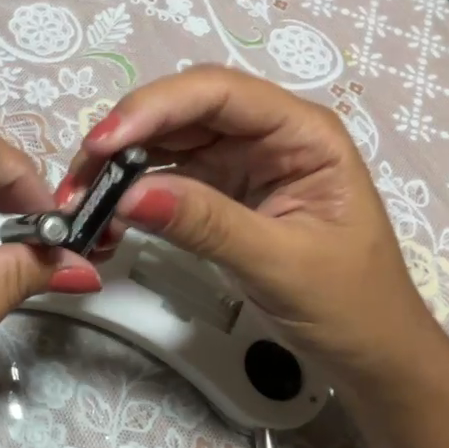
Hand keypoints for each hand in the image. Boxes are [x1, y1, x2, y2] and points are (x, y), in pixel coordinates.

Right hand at [67, 66, 442, 387]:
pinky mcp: (216, 190)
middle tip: (79, 180)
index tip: (103, 142)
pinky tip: (104, 218)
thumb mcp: (280, 264)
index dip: (156, 107)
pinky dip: (128, 194)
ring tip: (79, 203)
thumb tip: (129, 195)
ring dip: (116, 167)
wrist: (369, 353)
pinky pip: (162, 178)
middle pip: (181, 111)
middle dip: (125, 137)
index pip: (219, 94)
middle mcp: (265, 134)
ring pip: (163, 142)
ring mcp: (237, 161)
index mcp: (301, 133)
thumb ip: (207, 224)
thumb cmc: (351, 305)